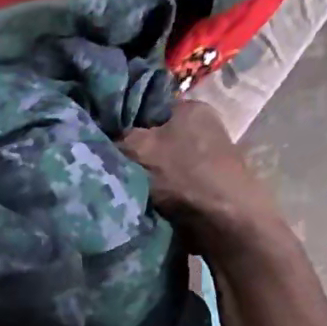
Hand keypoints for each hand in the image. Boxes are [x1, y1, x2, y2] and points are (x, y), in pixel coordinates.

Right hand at [121, 101, 285, 256]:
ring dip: (146, 178)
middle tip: (114, 170)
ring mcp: (208, 157)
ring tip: (129, 190)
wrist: (224, 220)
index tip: (106, 144)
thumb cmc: (183, 176)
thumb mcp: (138, 149)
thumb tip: (102, 139)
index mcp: (189, 106)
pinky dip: (160, 194)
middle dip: (134, 155)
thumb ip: (117, 138)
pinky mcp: (208, 185)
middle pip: (154, 138)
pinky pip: (173, 184)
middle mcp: (202, 126)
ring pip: (162, 164)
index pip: (146, 107)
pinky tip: (147, 203)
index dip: (123, 125)